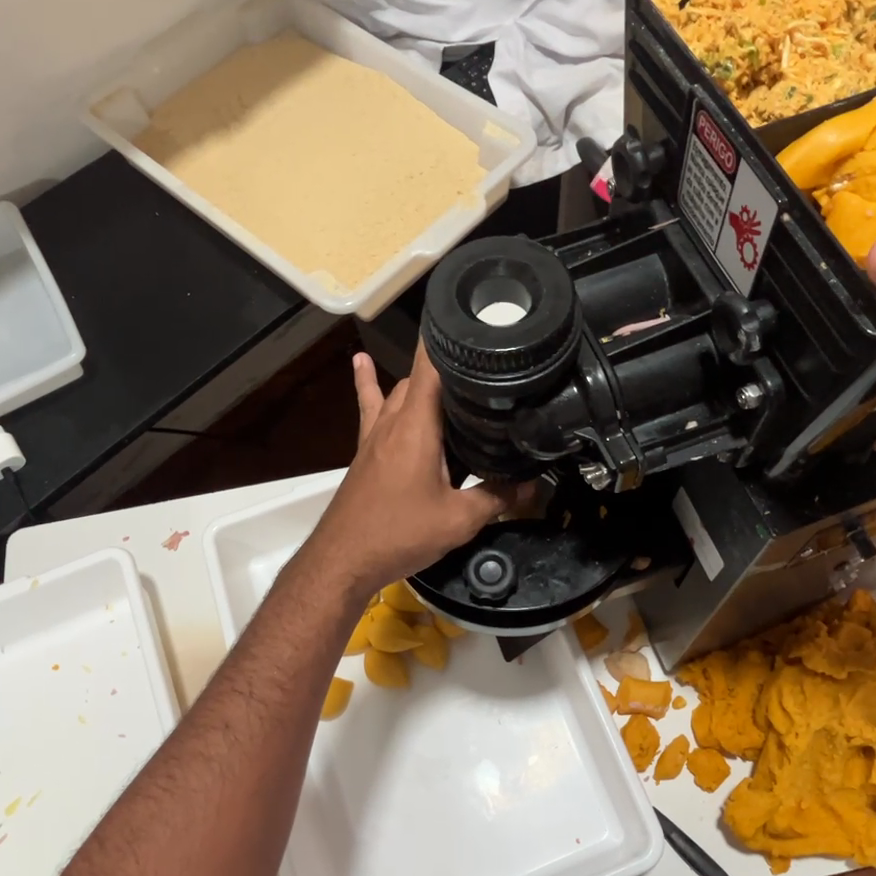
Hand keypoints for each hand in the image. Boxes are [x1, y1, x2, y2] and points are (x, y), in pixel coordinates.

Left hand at [303, 347, 516, 598]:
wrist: (344, 559)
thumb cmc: (399, 534)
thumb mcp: (459, 520)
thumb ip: (497, 497)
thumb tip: (531, 484)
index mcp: (417, 425)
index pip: (432, 366)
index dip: (449, 337)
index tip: (470, 316)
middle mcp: (393, 421)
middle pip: (420, 379)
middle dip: (449, 370)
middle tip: (483, 370)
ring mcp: (375, 435)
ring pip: (399, 393)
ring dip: (422, 383)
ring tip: (451, 376)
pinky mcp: (366, 452)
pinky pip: (371, 408)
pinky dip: (370, 384)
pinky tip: (362, 362)